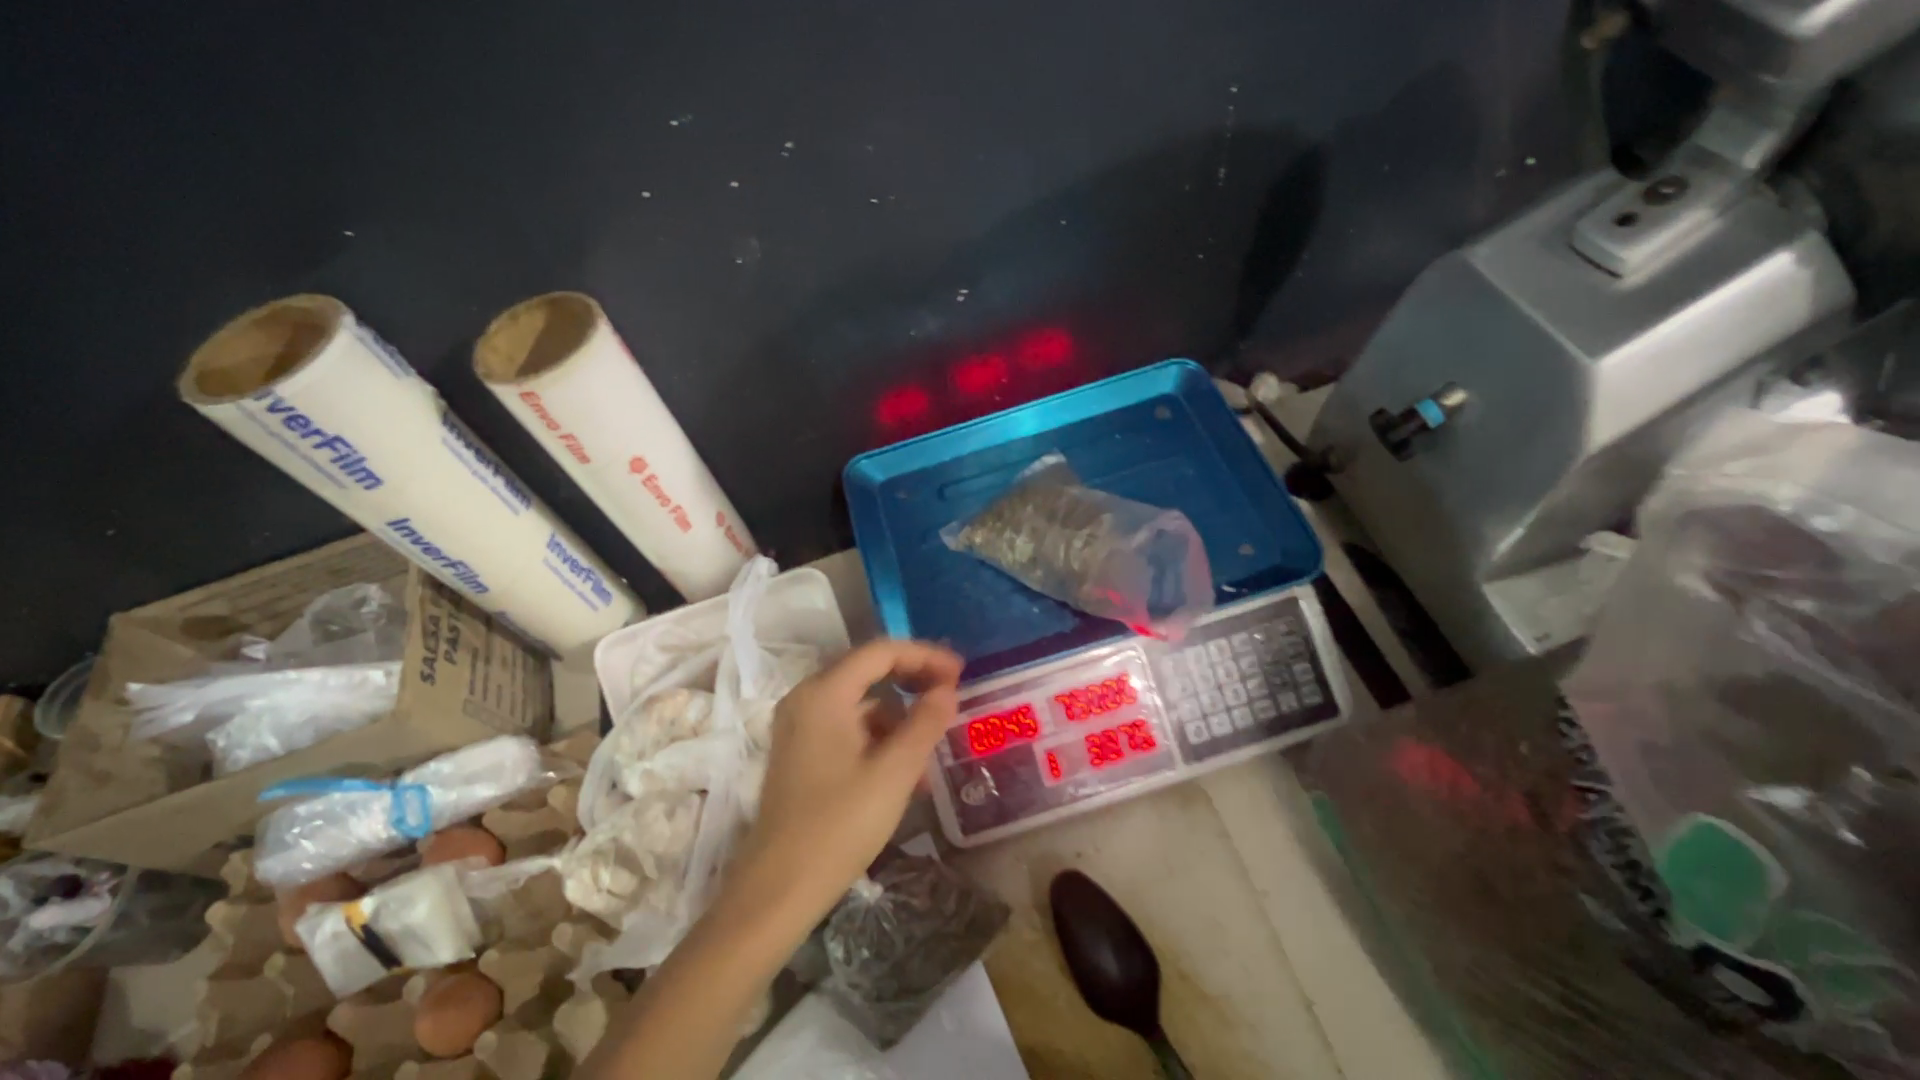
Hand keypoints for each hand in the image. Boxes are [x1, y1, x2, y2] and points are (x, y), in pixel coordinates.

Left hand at [733, 639, 963, 915]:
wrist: (780, 886)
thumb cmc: (840, 824)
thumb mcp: (894, 773)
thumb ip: (924, 724)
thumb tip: (946, 691)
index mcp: (824, 694)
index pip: (880, 652)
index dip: (924, 656)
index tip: (961, 673)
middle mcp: (805, 700)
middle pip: (867, 672)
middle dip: (913, 682)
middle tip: (953, 696)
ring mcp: (799, 728)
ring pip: (860, 705)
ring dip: (899, 718)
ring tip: (932, 750)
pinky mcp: (800, 755)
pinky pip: (846, 729)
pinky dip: (878, 740)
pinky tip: (904, 774)